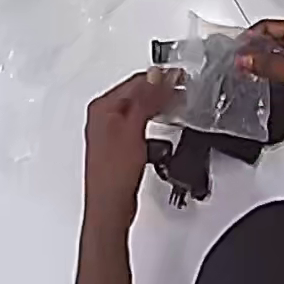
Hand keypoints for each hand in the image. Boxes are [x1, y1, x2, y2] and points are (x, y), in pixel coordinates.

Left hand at [82, 70, 174, 228]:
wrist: (110, 207)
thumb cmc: (113, 173)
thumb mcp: (134, 129)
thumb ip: (146, 100)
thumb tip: (157, 77)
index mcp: (102, 107)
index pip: (134, 82)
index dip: (159, 77)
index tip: (179, 76)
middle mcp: (103, 116)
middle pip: (135, 93)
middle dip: (159, 89)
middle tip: (181, 87)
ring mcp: (110, 131)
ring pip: (138, 108)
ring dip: (157, 104)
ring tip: (176, 102)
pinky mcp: (120, 145)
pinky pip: (139, 123)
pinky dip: (152, 120)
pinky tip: (163, 124)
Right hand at [238, 20, 283, 133]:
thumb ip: (264, 64)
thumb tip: (243, 59)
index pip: (267, 26)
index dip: (250, 37)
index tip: (237, 49)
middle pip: (272, 37)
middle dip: (255, 49)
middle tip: (241, 60)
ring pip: (278, 52)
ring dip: (264, 60)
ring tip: (250, 70)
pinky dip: (275, 69)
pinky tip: (268, 78)